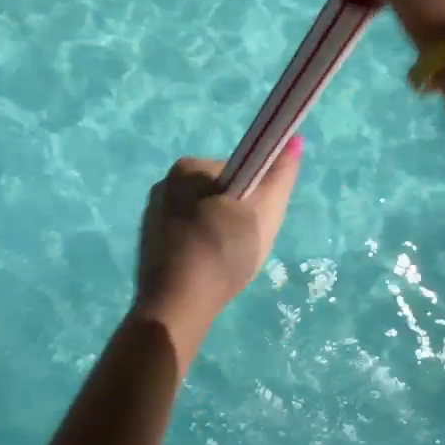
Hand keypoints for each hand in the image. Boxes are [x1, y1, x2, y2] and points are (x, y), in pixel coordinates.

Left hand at [132, 139, 302, 339]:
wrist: (177, 304)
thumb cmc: (222, 250)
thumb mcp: (263, 211)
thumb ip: (280, 176)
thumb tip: (294, 140)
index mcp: (187, 168)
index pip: (237, 172)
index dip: (254, 197)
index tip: (254, 222)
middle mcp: (164, 184)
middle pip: (219, 195)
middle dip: (235, 217)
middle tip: (243, 246)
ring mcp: (153, 215)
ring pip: (203, 217)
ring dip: (219, 235)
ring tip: (225, 263)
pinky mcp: (149, 243)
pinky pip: (187, 237)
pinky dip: (201, 249)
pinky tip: (207, 271)